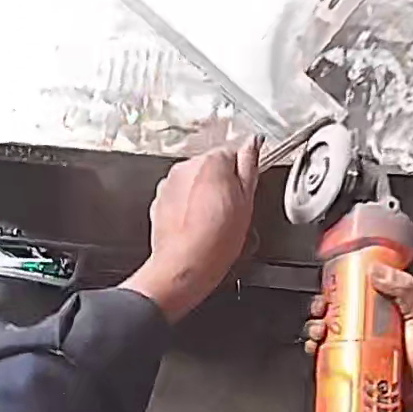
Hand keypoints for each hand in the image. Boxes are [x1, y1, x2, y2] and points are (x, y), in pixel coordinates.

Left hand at [122, 138, 260, 320]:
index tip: (242, 195)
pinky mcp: (159, 201)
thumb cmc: (215, 240)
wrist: (183, 266)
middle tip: (229, 211)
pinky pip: (178, 197)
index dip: (241, 177)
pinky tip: (196, 226)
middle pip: (211, 167)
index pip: (233, 154)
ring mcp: (169, 184)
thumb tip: (253, 145)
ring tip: (211, 223)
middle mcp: (186, 167)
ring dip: (202, 196)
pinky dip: (186, 208)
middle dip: (220, 185)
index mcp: (212, 161)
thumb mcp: (246, 201)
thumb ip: (250, 166)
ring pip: (193, 182)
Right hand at [301, 265, 412, 405]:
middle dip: (322, 304)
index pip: (360, 285)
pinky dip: (315, 346)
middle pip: (337, 305)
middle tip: (321, 309)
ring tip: (319, 331)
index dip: (341, 281)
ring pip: (328, 325)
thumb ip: (406, 291)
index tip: (332, 283)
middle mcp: (370, 320)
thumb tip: (377, 271)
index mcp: (388, 304)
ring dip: (316, 325)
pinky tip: (315, 347)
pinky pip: (326, 349)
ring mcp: (359, 340)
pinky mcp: (350, 358)